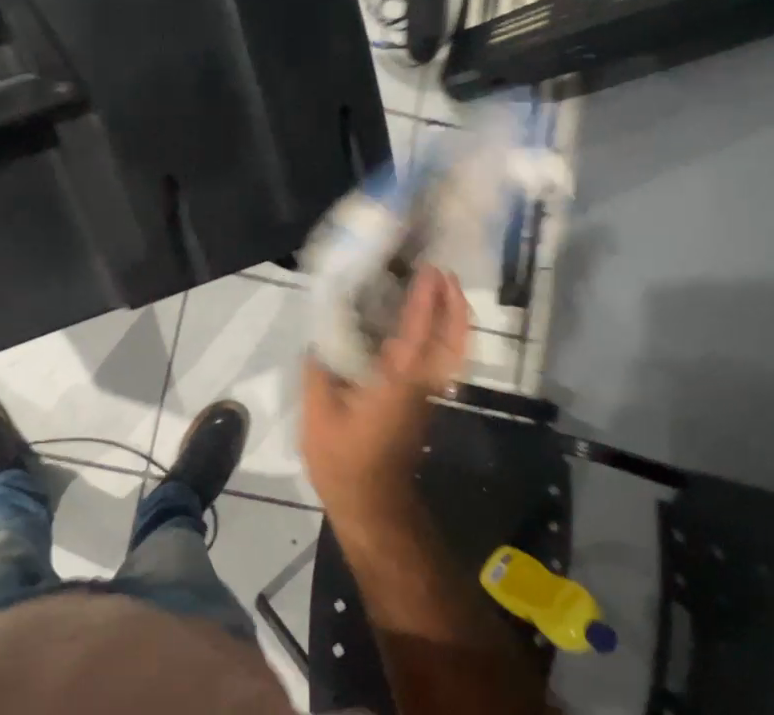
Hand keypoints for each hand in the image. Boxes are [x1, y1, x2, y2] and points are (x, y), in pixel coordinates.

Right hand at [302, 265, 468, 528]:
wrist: (372, 505)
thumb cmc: (344, 461)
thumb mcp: (318, 415)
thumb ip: (319, 372)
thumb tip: (319, 341)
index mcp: (398, 381)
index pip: (418, 330)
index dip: (426, 298)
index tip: (429, 269)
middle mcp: (422, 384)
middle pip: (454, 339)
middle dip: (455, 304)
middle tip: (445, 273)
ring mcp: (427, 396)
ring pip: (454, 352)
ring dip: (455, 320)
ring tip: (442, 293)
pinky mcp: (423, 405)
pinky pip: (443, 361)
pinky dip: (444, 336)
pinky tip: (424, 328)